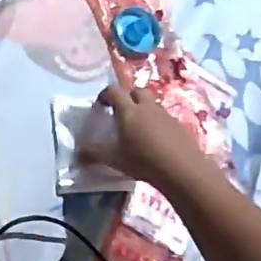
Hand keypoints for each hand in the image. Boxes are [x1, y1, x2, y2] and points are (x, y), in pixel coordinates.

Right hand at [86, 84, 210, 187]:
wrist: (183, 169)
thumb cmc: (143, 160)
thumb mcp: (114, 159)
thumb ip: (94, 153)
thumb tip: (77, 153)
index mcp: (128, 111)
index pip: (114, 91)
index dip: (105, 94)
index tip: (101, 105)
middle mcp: (147, 108)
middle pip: (137, 90)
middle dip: (127, 96)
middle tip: (121, 111)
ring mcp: (165, 115)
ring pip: (152, 103)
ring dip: (143, 109)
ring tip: (137, 127)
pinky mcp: (179, 125)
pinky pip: (164, 117)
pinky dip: (156, 122)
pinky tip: (155, 140)